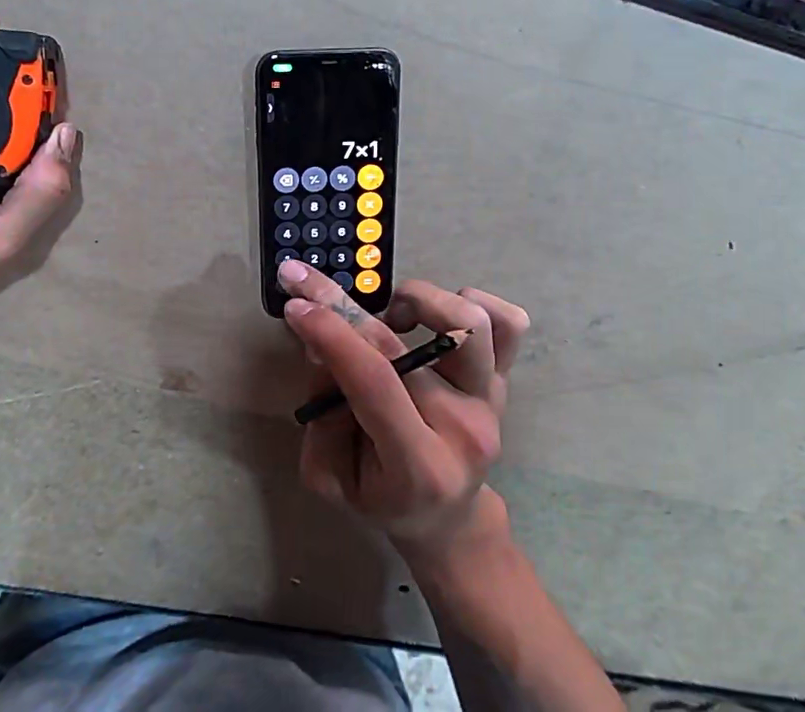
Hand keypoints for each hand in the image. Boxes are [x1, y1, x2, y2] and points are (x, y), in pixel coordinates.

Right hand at [277, 259, 527, 554]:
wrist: (447, 518)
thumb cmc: (381, 499)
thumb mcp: (330, 477)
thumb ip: (321, 416)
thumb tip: (322, 348)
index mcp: (417, 465)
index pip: (375, 383)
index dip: (333, 336)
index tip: (296, 305)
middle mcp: (463, 428)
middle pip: (404, 347)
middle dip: (343, 306)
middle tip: (306, 285)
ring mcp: (489, 401)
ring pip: (469, 322)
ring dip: (418, 301)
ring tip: (389, 316)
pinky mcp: (502, 381)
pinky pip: (509, 324)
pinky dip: (472, 301)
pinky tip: (433, 314)